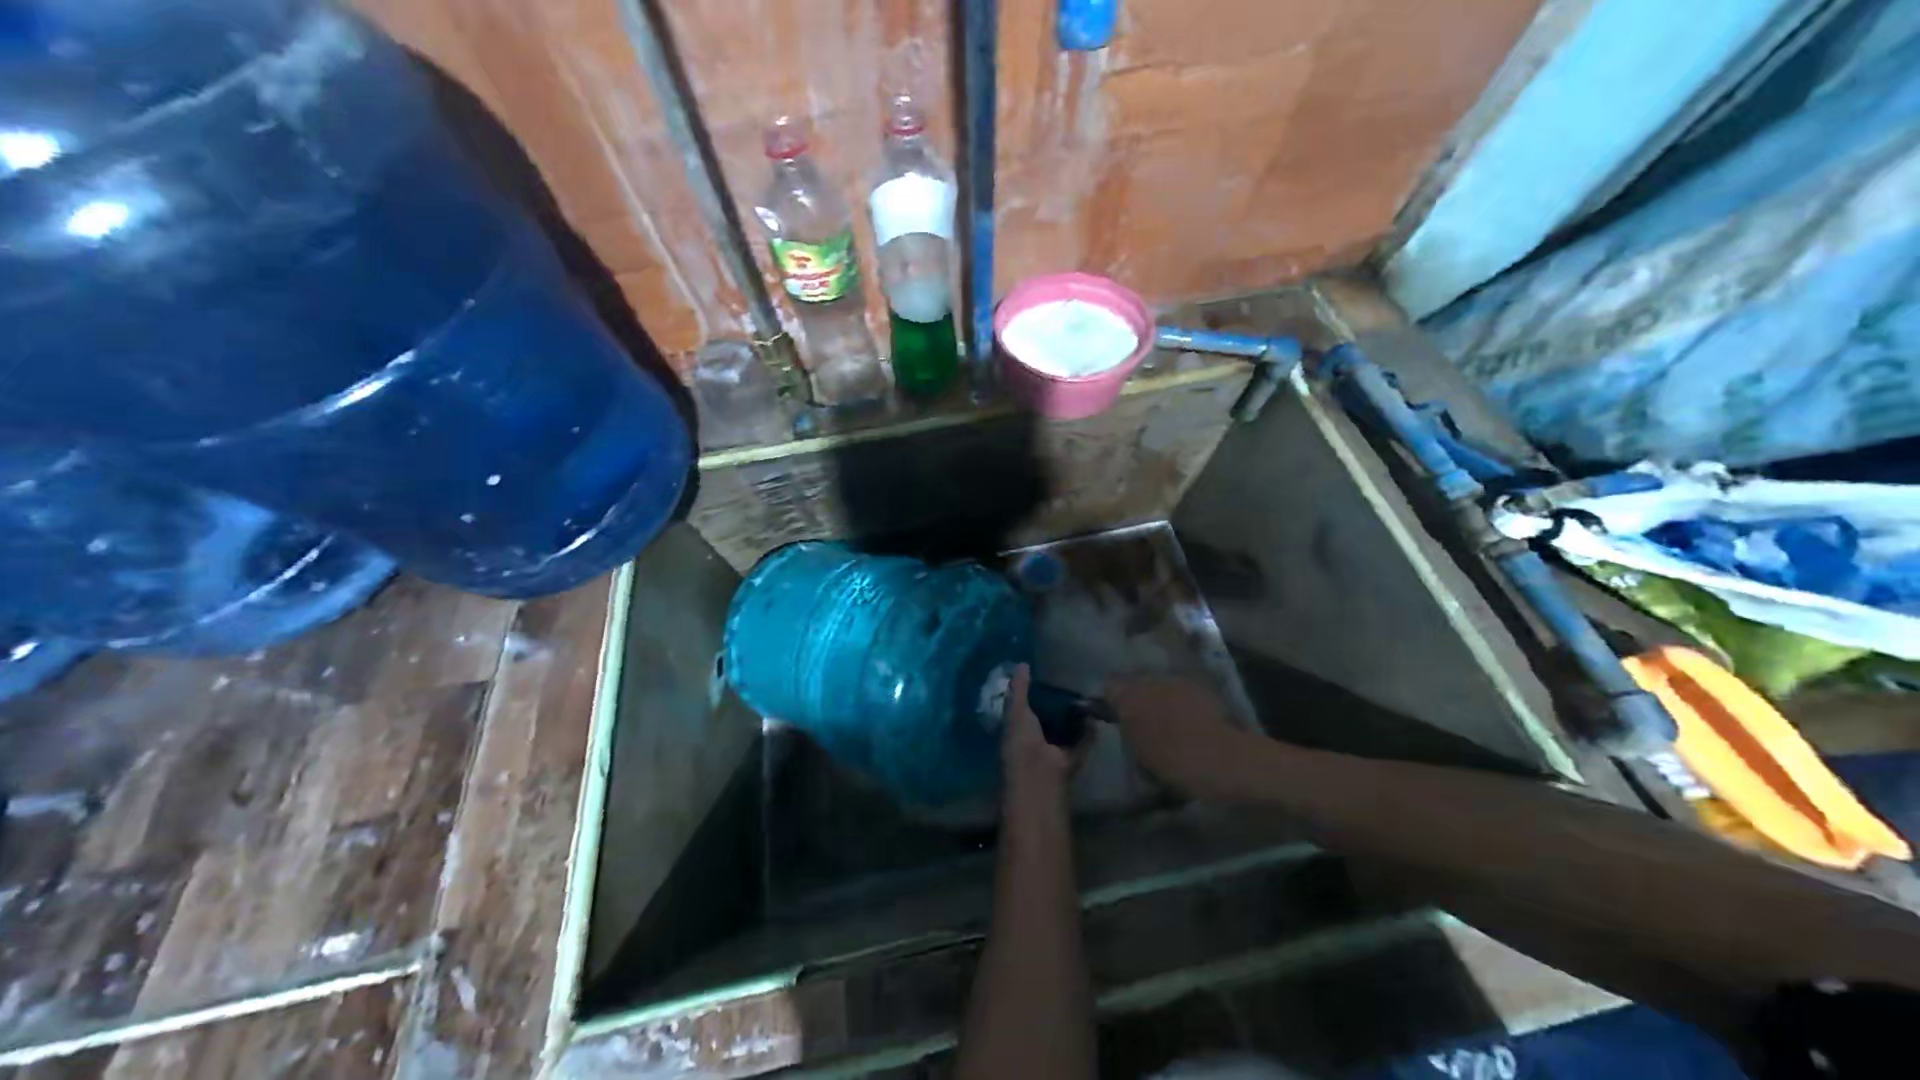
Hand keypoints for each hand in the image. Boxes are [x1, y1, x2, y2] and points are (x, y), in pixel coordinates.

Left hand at [1001, 664, 1077, 792]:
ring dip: (1075, 719)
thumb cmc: (1021, 739)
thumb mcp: (1017, 710)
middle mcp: (1035, 739)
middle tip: (1073, 685)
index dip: (1035, 695)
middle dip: (1058, 706)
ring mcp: (1054, 750)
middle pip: (1048, 719)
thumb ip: (1020, 688)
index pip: (1025, 708)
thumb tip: (1022, 663)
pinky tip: (1096, 717)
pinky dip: (1089, 734)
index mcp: (1017, 728)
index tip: (1048, 676)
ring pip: (1066, 731)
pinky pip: (1082, 743)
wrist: (1039, 772)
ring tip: (1087, 698)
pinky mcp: (1071, 759)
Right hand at [1107, 676, 1253, 800]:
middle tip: (1140, 720)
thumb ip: (1127, 727)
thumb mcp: (1140, 751)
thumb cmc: (1175, 761)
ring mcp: (1178, 681)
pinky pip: (1181, 690)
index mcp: (1131, 696)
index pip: (1110, 685)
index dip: (1111, 699)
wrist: (1225, 760)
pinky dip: (1179, 700)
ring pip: (1159, 684)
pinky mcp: (1201, 687)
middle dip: (1136, 696)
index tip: (1115, 715)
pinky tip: (1187, 720)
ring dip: (1158, 697)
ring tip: (1166, 720)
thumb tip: (1121, 715)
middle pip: (1135, 681)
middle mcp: (1152, 680)